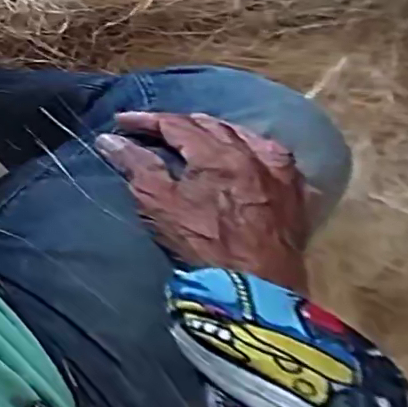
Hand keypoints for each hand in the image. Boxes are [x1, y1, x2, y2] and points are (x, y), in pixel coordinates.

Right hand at [94, 112, 312, 292]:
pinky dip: (256, 152)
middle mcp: (256, 159)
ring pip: (251, 138)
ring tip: (199, 137)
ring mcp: (284, 179)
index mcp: (219, 157)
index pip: (177, 124)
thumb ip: (135, 163)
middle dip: (179, 123)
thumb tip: (109, 139)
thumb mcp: (155, 199)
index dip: (145, 120)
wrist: (254, 286)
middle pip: (214, 126)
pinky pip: (280, 162)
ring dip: (219, 132)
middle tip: (152, 129)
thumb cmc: (199, 239)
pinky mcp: (298, 199)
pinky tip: (248, 158)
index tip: (120, 122)